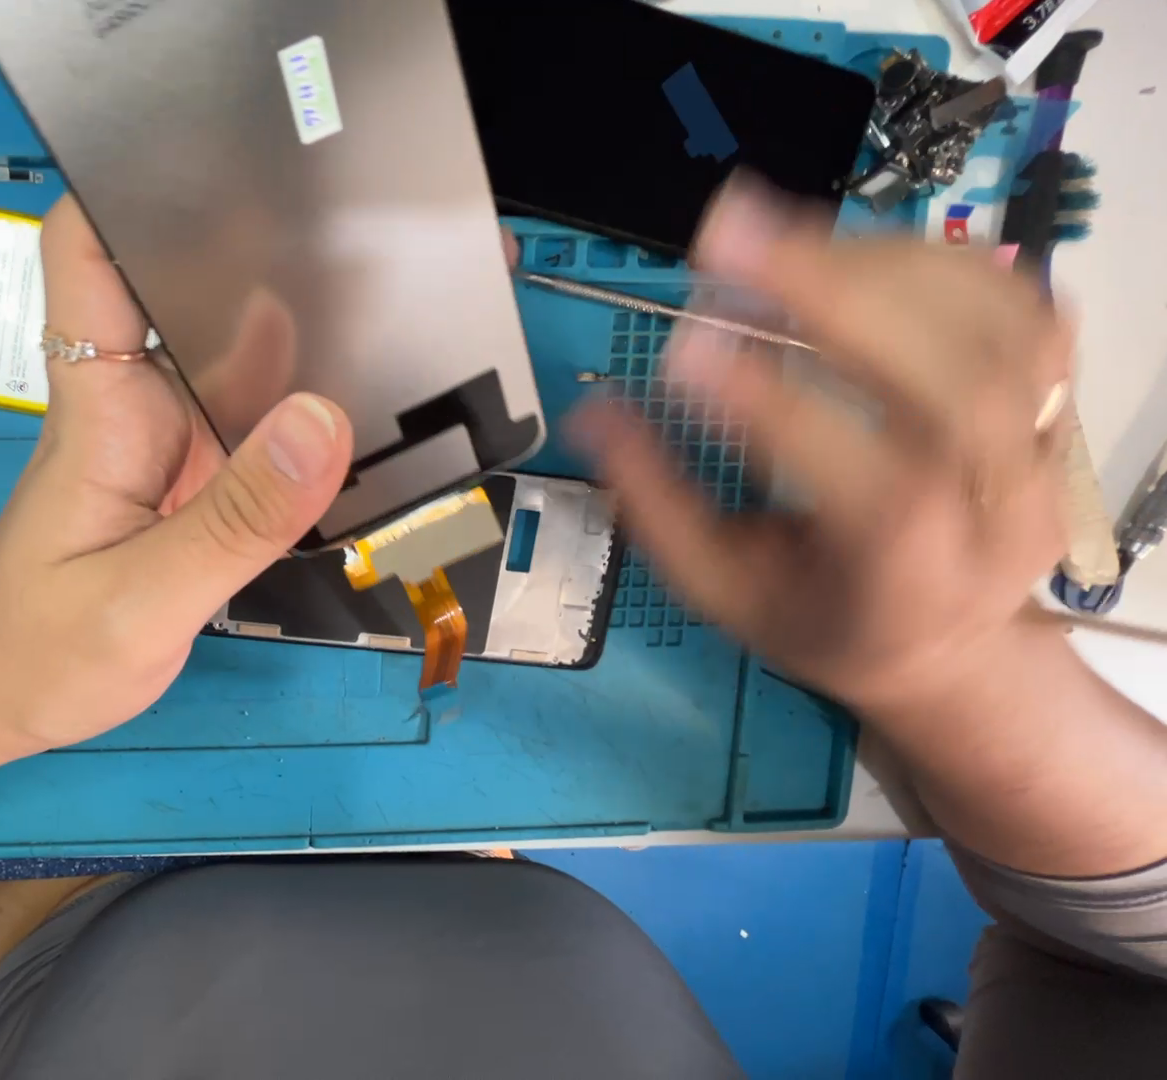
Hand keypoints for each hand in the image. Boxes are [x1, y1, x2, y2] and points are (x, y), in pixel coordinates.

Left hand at [0, 197, 354, 755]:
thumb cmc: (39, 655)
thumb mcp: (143, 600)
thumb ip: (235, 520)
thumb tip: (324, 420)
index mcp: (100, 410)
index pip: (89, 256)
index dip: (136, 188)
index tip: (224, 158)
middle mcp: (131, 409)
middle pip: (181, 294)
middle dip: (257, 250)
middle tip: (363, 228)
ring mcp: (162, 448)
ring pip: (227, 363)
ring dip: (293, 327)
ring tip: (389, 295)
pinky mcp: (183, 487)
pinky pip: (246, 432)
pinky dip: (294, 412)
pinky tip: (357, 403)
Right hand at [568, 177, 1072, 714]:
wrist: (940, 644)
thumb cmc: (810, 617)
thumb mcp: (712, 586)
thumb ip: (653, 503)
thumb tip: (591, 415)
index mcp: (904, 574)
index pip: (863, 484)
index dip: (772, 408)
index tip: (683, 349)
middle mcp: (995, 507)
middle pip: (954, 385)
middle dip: (832, 297)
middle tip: (726, 239)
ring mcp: (1040, 446)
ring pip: (998, 329)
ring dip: (872, 266)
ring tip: (769, 243)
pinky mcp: (1050, 398)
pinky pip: (1019, 303)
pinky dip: (929, 259)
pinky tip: (845, 251)